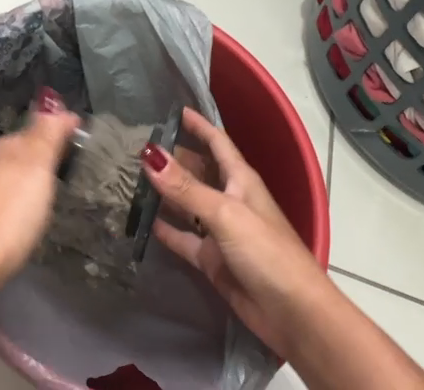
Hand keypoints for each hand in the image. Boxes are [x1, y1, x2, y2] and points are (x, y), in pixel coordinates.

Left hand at [0, 89, 80, 292]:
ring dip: (28, 181)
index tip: (83, 144)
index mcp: (3, 147)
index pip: (35, 129)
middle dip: (43, 157)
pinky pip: (1, 201)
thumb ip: (47, 135)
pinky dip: (16, 203)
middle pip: (20, 152)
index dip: (59, 134)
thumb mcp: (35, 168)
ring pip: (8, 177)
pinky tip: (24, 218)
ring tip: (52, 196)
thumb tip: (60, 107)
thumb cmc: (8, 217)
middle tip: (72, 170)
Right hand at [143, 108, 318, 359]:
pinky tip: (142, 221)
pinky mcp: (212, 260)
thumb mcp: (224, 213)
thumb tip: (148, 153)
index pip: (217, 142)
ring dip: (164, 193)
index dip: (198, 125)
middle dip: (173, 158)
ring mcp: (220, 231)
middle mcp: (229, 199)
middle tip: (135, 144)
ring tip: (129, 177)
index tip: (174, 109)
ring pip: (187, 204)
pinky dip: (166, 229)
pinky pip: (184, 238)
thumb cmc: (266, 252)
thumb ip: (185, 187)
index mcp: (240, 180)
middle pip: (198, 171)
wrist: (293, 313)